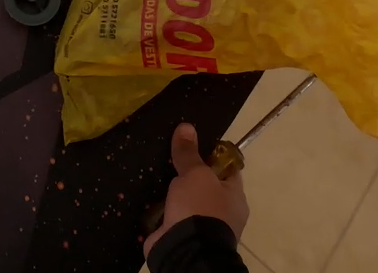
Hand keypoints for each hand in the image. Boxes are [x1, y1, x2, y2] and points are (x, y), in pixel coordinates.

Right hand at [144, 122, 247, 255]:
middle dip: (184, 168)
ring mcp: (197, 223)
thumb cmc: (201, 209)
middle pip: (201, 181)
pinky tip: (144, 186)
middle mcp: (218, 211)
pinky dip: (157, 202)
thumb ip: (189, 153)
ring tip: (151, 164)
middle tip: (166, 149)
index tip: (192, 138)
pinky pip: (166, 210)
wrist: (185, 252)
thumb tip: (187, 127)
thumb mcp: (196, 174)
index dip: (211, 151)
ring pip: (182, 195)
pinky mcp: (177, 231)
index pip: (226, 167)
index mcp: (233, 197)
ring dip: (168, 186)